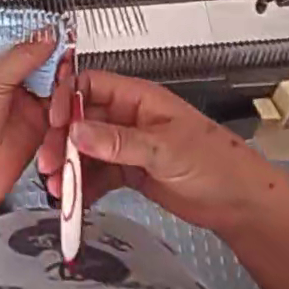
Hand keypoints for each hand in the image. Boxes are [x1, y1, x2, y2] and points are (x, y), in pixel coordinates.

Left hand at [0, 31, 59, 217]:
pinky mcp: (36, 125)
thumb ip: (20, 56)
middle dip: (49, 53)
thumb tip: (44, 37)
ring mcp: (20, 104)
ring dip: (59, 75)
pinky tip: (65, 91)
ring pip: (49, 82)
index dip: (31, 34)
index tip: (50, 27)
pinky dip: (64, 98)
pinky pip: (57, 106)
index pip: (12, 41)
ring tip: (65, 67)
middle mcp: (2, 84)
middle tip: (63, 44)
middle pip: (35, 61)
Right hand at [37, 67, 284, 236]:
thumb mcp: (164, 148)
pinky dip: (84, 185)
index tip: (52, 121)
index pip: (90, 86)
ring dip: (69, 166)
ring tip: (58, 187)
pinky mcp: (130, 170)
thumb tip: (77, 131)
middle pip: (82, 120)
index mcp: (138, 98)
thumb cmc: (216, 161)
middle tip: (48, 162)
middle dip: (62, 140)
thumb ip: (118, 141)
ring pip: (86, 149)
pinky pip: (98, 173)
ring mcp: (127, 144)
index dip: (66, 99)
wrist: (239, 202)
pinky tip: (75, 198)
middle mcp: (129, 117)